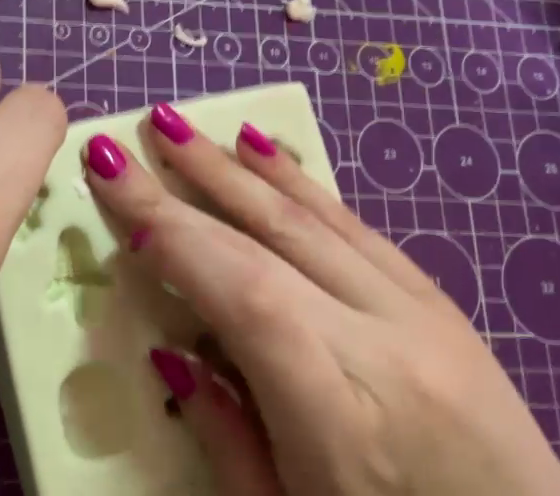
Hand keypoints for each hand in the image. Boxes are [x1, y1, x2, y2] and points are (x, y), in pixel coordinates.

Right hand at [84, 107, 559, 495]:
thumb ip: (224, 435)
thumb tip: (172, 348)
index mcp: (342, 416)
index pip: (247, 296)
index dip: (178, 235)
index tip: (115, 188)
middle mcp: (388, 348)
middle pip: (270, 242)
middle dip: (185, 182)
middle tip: (120, 141)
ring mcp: (424, 320)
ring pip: (312, 220)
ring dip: (234, 166)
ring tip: (175, 124)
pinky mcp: (443, 308)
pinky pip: (360, 228)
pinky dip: (302, 184)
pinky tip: (263, 152)